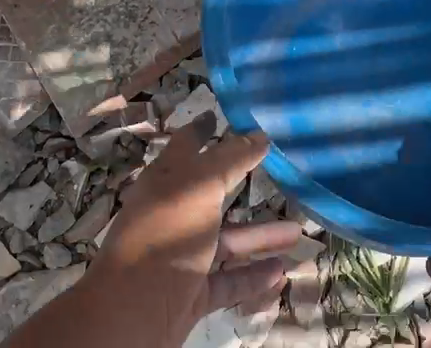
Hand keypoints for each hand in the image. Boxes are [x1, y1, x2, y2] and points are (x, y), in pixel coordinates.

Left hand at [5, 114, 300, 347]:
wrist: (133, 314)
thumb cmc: (165, 236)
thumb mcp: (199, 186)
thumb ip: (231, 159)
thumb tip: (260, 135)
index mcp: (165, 181)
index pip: (186, 146)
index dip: (203, 129)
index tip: (220, 115)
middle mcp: (172, 214)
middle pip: (212, 193)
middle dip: (243, 185)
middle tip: (276, 172)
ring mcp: (181, 256)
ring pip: (227, 240)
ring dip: (261, 236)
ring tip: (298, 231)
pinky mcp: (191, 292)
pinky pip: (227, 280)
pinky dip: (253, 276)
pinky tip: (281, 271)